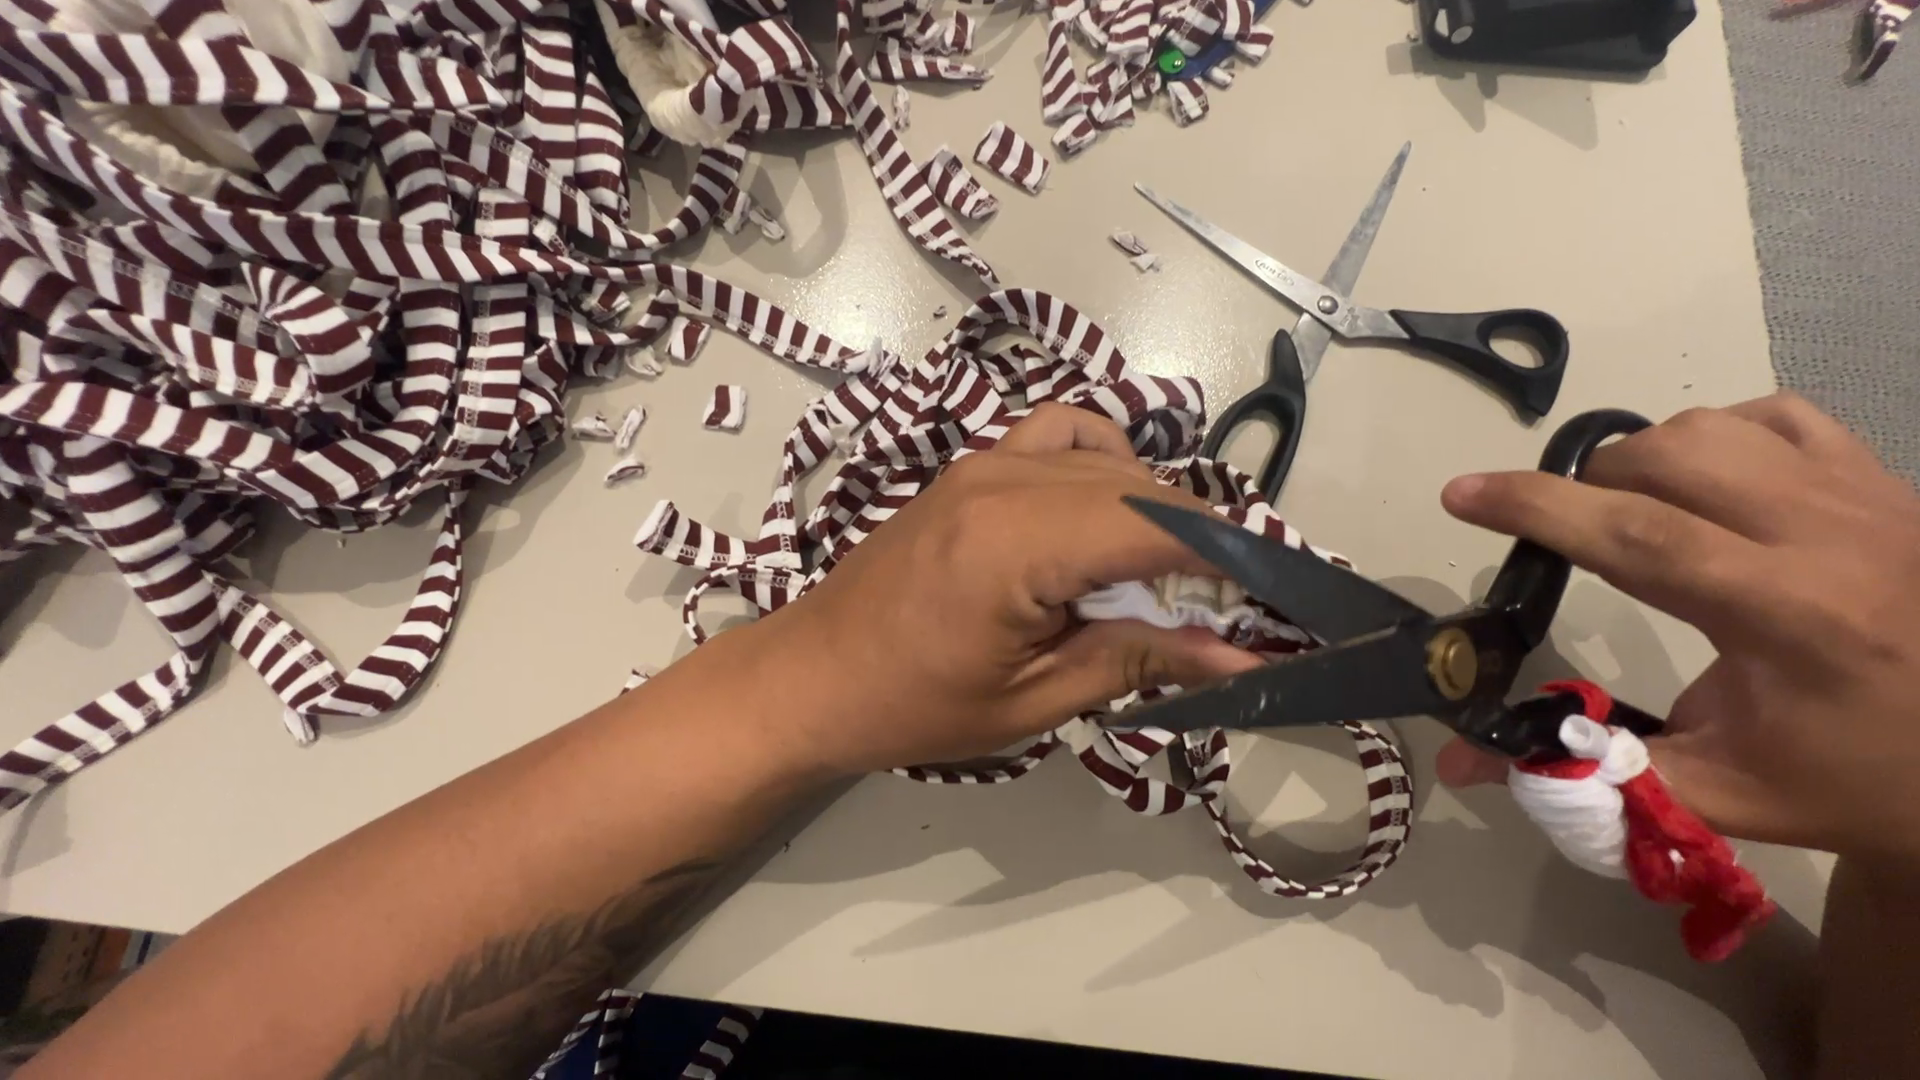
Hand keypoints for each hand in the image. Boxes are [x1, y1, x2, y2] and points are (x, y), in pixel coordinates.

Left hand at [746, 404, 1263, 776]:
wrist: (815, 675)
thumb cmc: (913, 704)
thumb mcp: (1032, 699)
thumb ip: (1138, 661)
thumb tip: (1242, 658)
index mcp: (1017, 544)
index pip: (1157, 524)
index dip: (1232, 555)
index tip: (1279, 594)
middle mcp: (1003, 480)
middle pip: (1140, 486)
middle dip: (1201, 540)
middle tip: (1225, 605)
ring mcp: (983, 462)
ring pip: (1106, 456)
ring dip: (1151, 504)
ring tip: (1157, 571)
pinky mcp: (971, 466)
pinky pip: (1057, 434)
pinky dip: (1100, 463)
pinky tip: (1097, 517)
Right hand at [1435, 393, 1919, 864]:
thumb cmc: (1849, 780)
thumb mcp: (1711, 792)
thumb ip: (1580, 768)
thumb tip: (1454, 763)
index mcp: (1790, 618)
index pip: (1639, 536)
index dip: (1536, 508)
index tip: (1458, 496)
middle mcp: (1833, 538)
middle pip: (1666, 461)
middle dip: (1583, 485)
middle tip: (1567, 534)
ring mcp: (1869, 498)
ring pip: (1712, 427)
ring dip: (1639, 459)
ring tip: (1628, 511)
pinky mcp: (1885, 480)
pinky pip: (1776, 417)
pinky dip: (1713, 434)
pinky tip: (1704, 484)